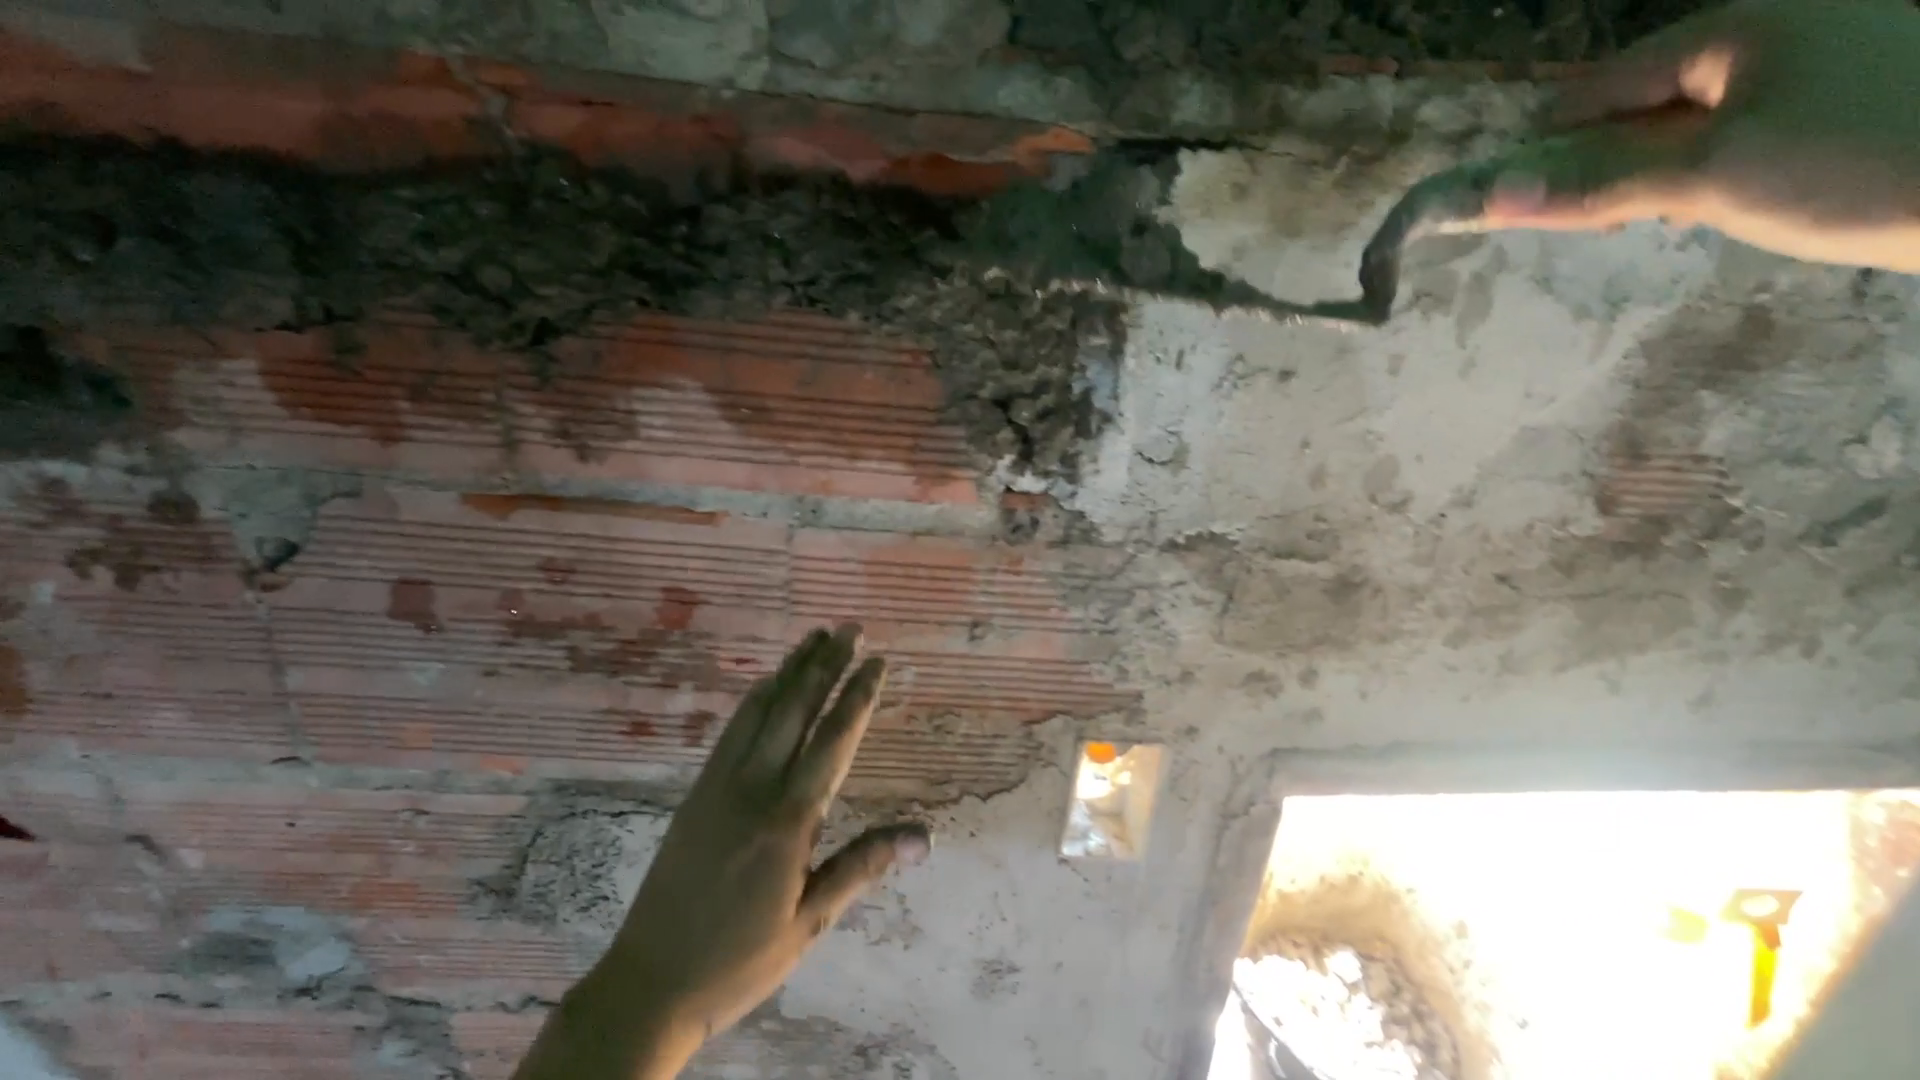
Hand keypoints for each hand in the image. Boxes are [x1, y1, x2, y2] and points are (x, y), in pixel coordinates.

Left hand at [512, 624, 931, 1079]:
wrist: (651, 982)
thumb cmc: (739, 959)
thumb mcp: (809, 922)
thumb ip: (862, 866)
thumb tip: (924, 836)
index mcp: (788, 819)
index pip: (834, 741)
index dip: (858, 696)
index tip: (877, 660)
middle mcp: (753, 788)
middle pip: (795, 711)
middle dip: (825, 665)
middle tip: (849, 627)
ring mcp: (719, 786)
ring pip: (760, 712)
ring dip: (790, 671)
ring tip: (814, 638)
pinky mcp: (697, 794)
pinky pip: (730, 732)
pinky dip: (754, 700)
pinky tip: (766, 686)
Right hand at [1481, 0, 1919, 273]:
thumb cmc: (1852, 167)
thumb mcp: (1709, 179)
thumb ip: (1596, 186)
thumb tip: (1491, 196)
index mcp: (1733, 28)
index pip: (1598, 88)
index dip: (1552, 147)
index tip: (1533, 208)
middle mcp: (1770, 29)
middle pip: (1641, 101)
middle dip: (1608, 162)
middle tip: (1608, 220)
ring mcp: (1810, 61)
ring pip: (1687, 120)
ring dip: (1655, 171)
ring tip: (1663, 218)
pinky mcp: (1839, 98)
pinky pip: (1738, 128)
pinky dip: (1709, 168)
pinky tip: (1720, 201)